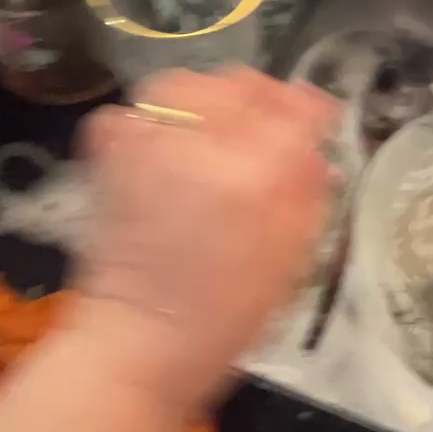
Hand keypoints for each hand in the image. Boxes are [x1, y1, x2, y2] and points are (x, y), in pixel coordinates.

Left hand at [73, 67, 340, 405]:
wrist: (136, 347)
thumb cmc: (227, 315)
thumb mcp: (292, 259)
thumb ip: (309, 196)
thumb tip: (318, 155)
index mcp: (255, 177)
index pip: (298, 109)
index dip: (316, 107)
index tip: (321, 118)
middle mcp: (201, 149)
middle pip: (241, 84)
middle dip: (267, 97)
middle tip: (272, 123)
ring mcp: (149, 150)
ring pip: (184, 84)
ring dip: (209, 96)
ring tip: (218, 122)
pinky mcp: (112, 161)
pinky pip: (128, 112)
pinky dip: (150, 117)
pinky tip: (167, 138)